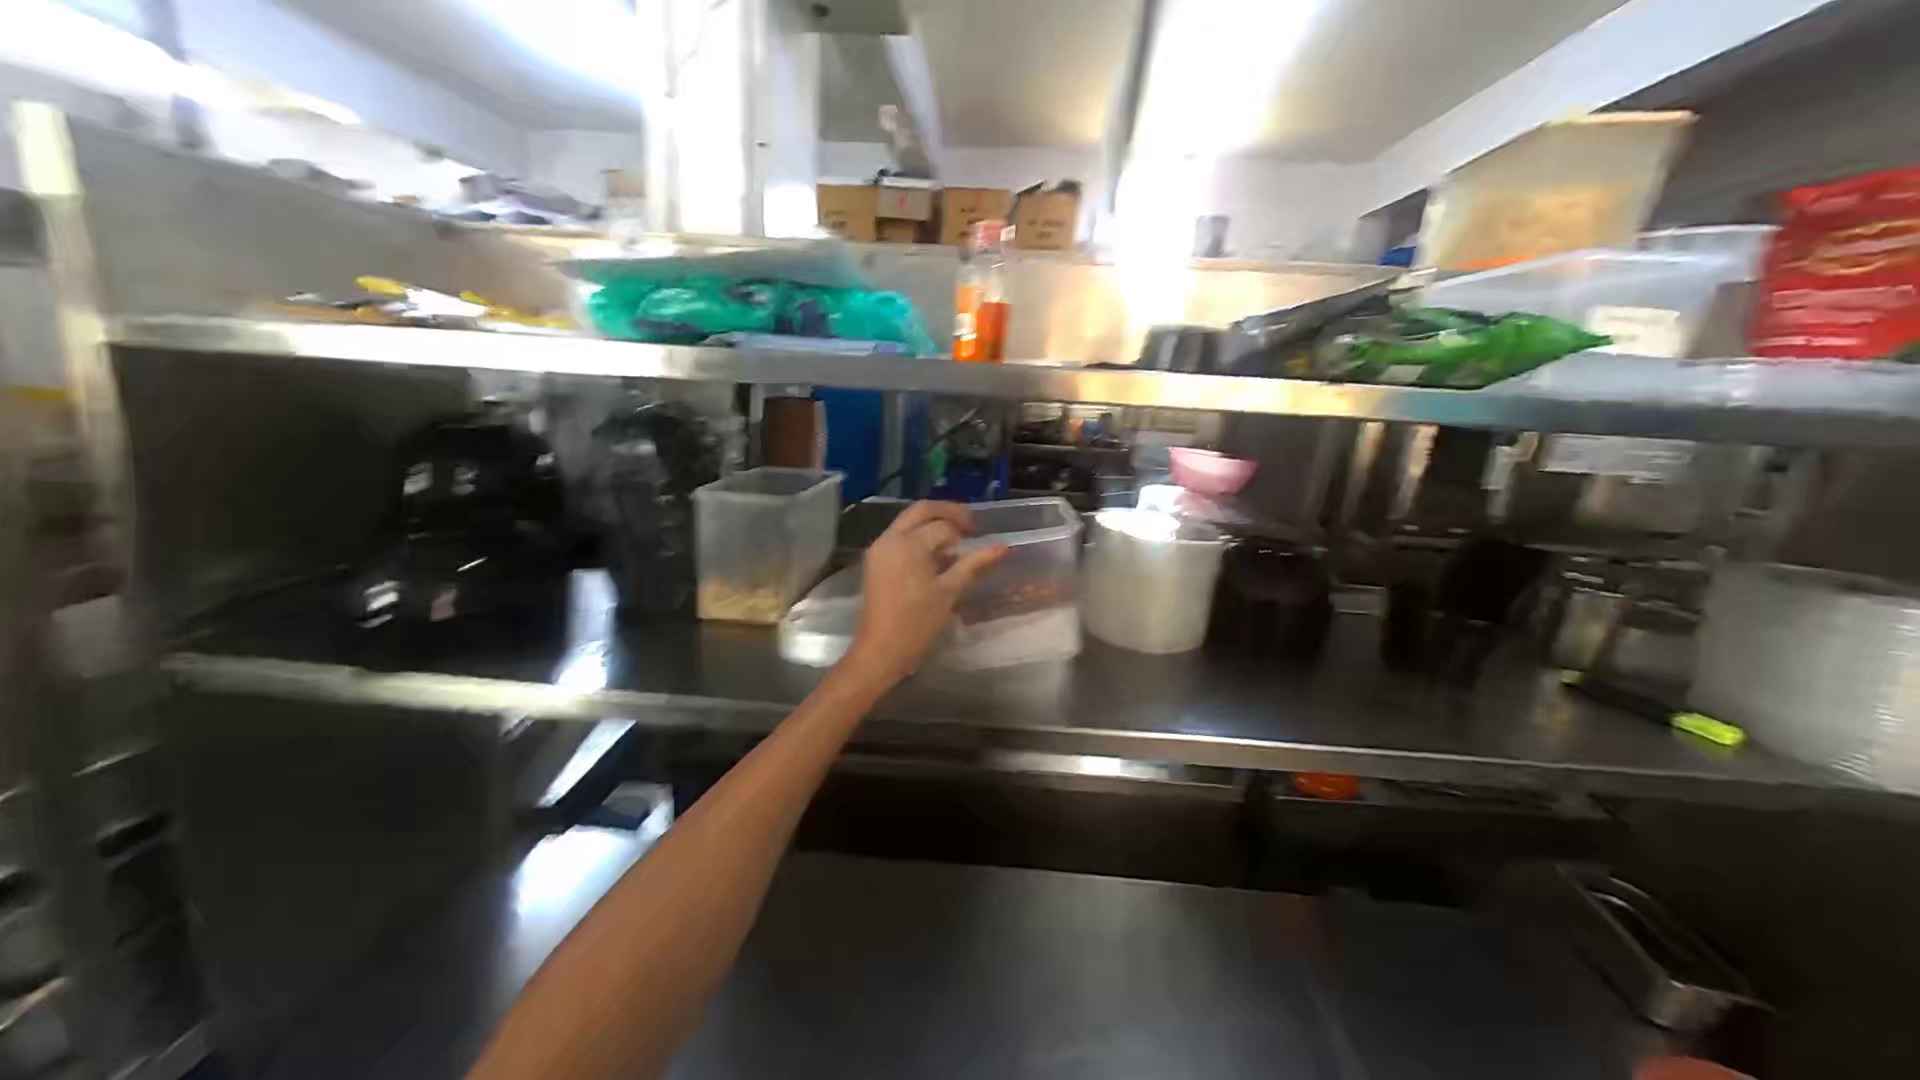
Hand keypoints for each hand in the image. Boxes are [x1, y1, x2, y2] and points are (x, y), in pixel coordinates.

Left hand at [845, 502, 1006, 684]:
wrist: (882, 649)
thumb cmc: (918, 622)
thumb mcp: (950, 591)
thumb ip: (974, 564)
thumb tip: (1003, 547)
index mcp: (908, 544)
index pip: (942, 527)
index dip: (963, 531)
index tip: (978, 537)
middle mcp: (890, 538)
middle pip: (921, 511)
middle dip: (946, 512)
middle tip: (969, 525)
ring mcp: (879, 549)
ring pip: (907, 522)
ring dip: (931, 525)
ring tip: (954, 543)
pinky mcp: (874, 560)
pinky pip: (898, 537)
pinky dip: (918, 538)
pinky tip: (934, 556)